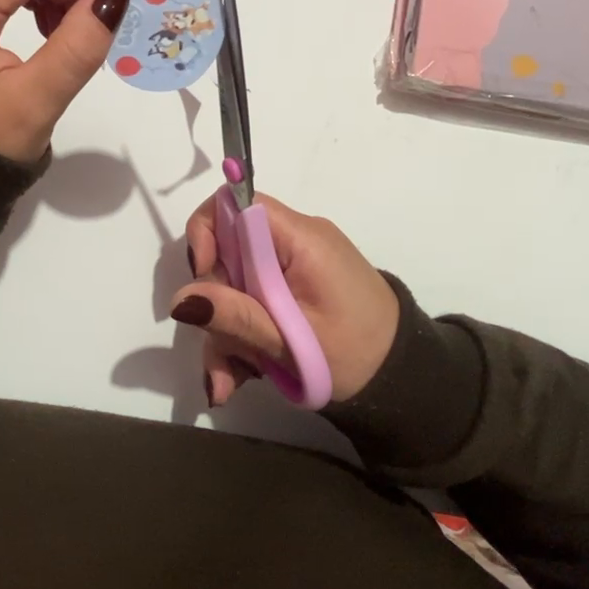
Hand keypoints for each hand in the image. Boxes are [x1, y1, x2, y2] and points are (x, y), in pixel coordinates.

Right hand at [171, 193, 399, 406]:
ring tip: (226, 383)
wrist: (407, 384)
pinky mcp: (291, 290)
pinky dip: (241, 337)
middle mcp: (293, 243)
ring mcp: (291, 268)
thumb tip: (180, 300)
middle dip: (214, 306)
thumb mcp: (292, 343)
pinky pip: (252, 301)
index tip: (203, 278)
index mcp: (300, 239)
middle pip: (228, 254)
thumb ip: (237, 318)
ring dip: (224, 334)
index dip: (208, 232)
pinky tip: (236, 378)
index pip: (236, 203)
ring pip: (235, 285)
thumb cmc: (359, 356)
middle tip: (220, 355)